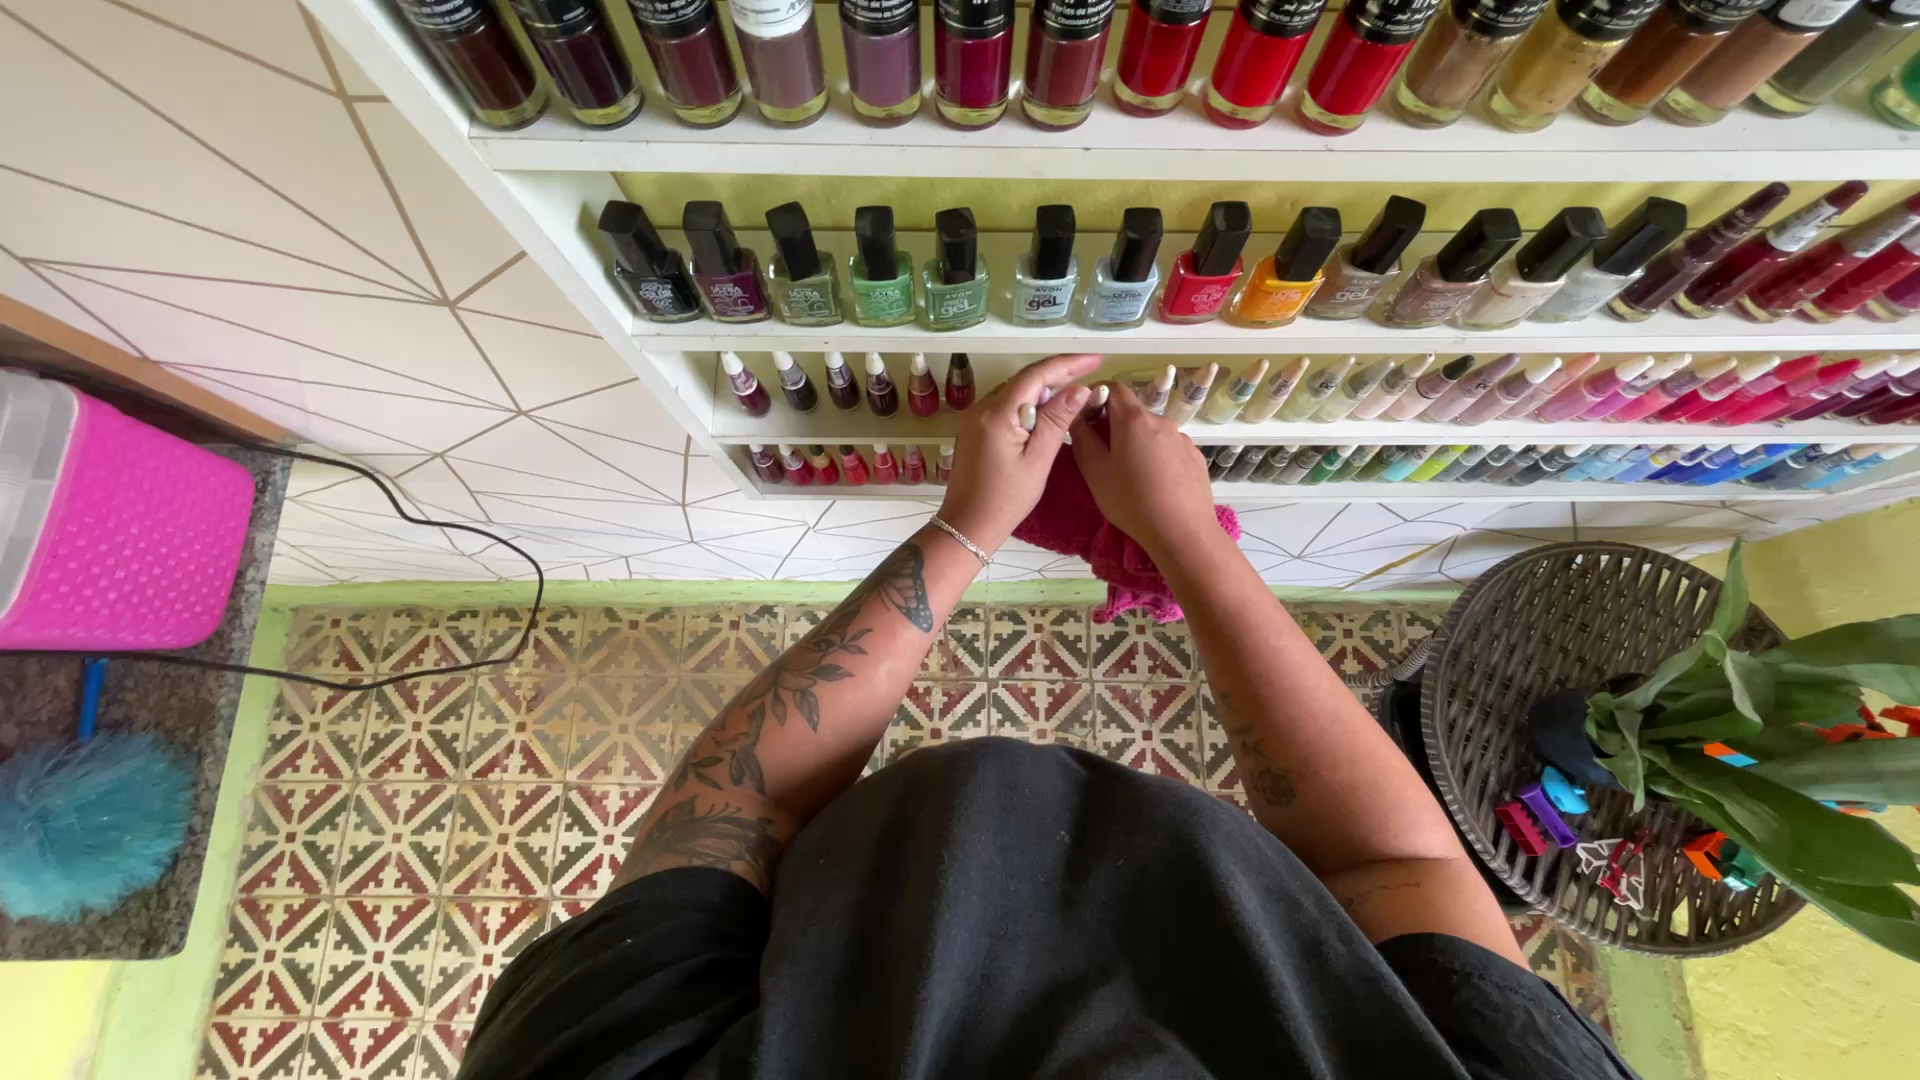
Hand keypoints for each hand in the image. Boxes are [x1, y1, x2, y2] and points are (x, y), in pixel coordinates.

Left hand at [939, 353, 1101, 553]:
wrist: (967, 525)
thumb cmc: (1005, 500)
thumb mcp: (1037, 461)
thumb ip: (1056, 422)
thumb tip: (1078, 389)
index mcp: (997, 414)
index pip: (1036, 374)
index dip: (1068, 364)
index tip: (1095, 360)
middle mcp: (981, 408)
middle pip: (1024, 379)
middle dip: (1058, 373)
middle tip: (1090, 372)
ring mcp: (974, 417)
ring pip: (1014, 390)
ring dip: (1043, 388)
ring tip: (1073, 391)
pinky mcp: (973, 429)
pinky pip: (1004, 404)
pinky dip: (1027, 402)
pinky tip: (1046, 411)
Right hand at [1069, 382, 1219, 560]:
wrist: (1182, 532)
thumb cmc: (1131, 502)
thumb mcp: (1095, 472)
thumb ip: (1082, 438)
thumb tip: (1075, 416)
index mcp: (1133, 420)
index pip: (1113, 388)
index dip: (1096, 395)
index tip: (1085, 415)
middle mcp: (1161, 421)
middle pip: (1132, 413)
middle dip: (1114, 425)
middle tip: (1102, 455)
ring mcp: (1182, 438)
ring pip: (1151, 432)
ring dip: (1137, 443)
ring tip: (1130, 475)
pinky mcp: (1195, 457)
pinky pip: (1169, 449)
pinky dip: (1157, 457)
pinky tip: (1154, 485)